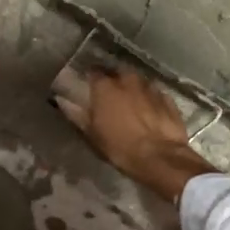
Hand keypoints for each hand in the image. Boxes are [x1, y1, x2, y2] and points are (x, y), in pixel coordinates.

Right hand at [53, 67, 215, 204]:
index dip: (91, 79)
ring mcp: (150, 87)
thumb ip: (76, 114)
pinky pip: (153, 93)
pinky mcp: (167, 97)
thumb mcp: (92, 135)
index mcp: (105, 87)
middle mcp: (127, 80)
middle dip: (113, 81)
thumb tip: (62, 101)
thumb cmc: (120, 147)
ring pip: (137, 81)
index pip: (93, 72)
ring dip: (132, 89)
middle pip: (117, 73)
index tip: (89, 86)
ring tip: (130, 103)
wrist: (161, 157)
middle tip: (110, 96)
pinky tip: (149, 111)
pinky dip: (149, 98)